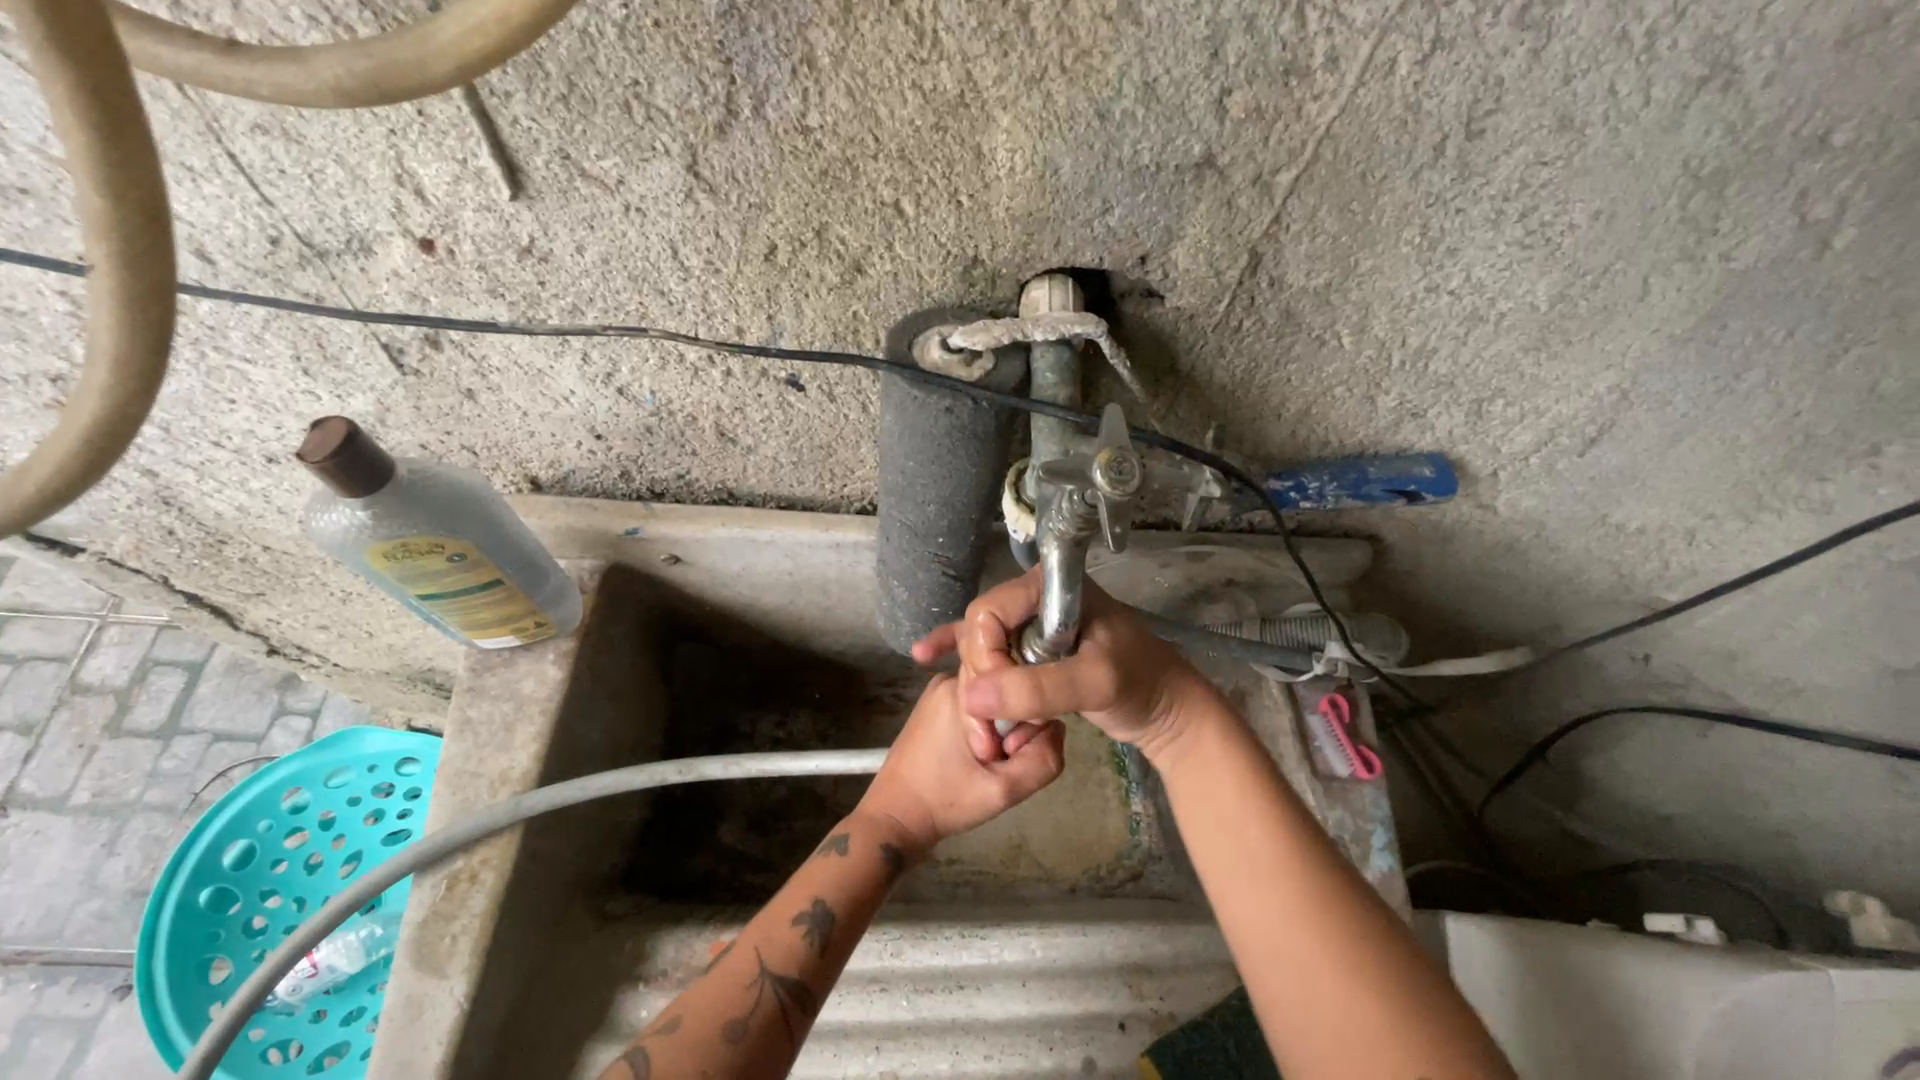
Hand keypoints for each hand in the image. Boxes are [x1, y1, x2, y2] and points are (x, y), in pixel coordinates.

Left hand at [855, 673, 1065, 857]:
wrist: (893, 819)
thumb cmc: (944, 802)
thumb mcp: (1004, 790)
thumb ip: (1045, 759)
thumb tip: (1057, 729)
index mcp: (964, 690)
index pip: (1022, 688)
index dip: (1028, 724)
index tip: (1007, 755)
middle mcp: (950, 680)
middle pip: (1009, 694)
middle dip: (1012, 731)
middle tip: (992, 765)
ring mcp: (940, 692)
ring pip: (996, 704)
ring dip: (998, 735)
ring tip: (980, 767)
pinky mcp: (935, 708)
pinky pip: (979, 710)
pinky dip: (983, 735)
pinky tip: (971, 762)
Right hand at [912, 568, 1223, 759]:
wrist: (1168, 710)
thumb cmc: (1140, 685)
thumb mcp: (1094, 684)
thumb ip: (1036, 688)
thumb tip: (971, 696)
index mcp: (1050, 588)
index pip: (988, 614)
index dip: (983, 658)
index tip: (998, 701)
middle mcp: (1036, 599)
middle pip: (979, 633)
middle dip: (978, 679)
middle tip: (988, 727)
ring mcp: (1033, 624)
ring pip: (981, 648)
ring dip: (974, 685)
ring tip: (978, 727)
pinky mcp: (1032, 650)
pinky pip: (990, 652)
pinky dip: (961, 658)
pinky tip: (924, 656)